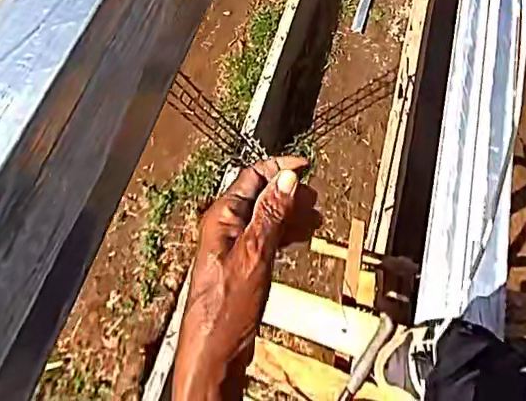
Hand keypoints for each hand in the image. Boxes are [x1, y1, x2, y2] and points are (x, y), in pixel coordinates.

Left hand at [174, 157, 318, 400]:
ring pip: (266, 216)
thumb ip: (271, 214)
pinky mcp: (240, 266)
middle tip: (313, 195)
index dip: (280, 167)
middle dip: (289, 191)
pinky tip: (298, 238)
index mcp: (223, 217)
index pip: (254, 175)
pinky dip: (284, 232)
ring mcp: (232, 247)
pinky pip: (266, 237)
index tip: (304, 166)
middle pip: (261, 194)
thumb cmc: (224, 313)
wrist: (212, 360)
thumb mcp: (254, 255)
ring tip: (313, 217)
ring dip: (290, 212)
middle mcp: (225, 228)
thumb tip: (286, 178)